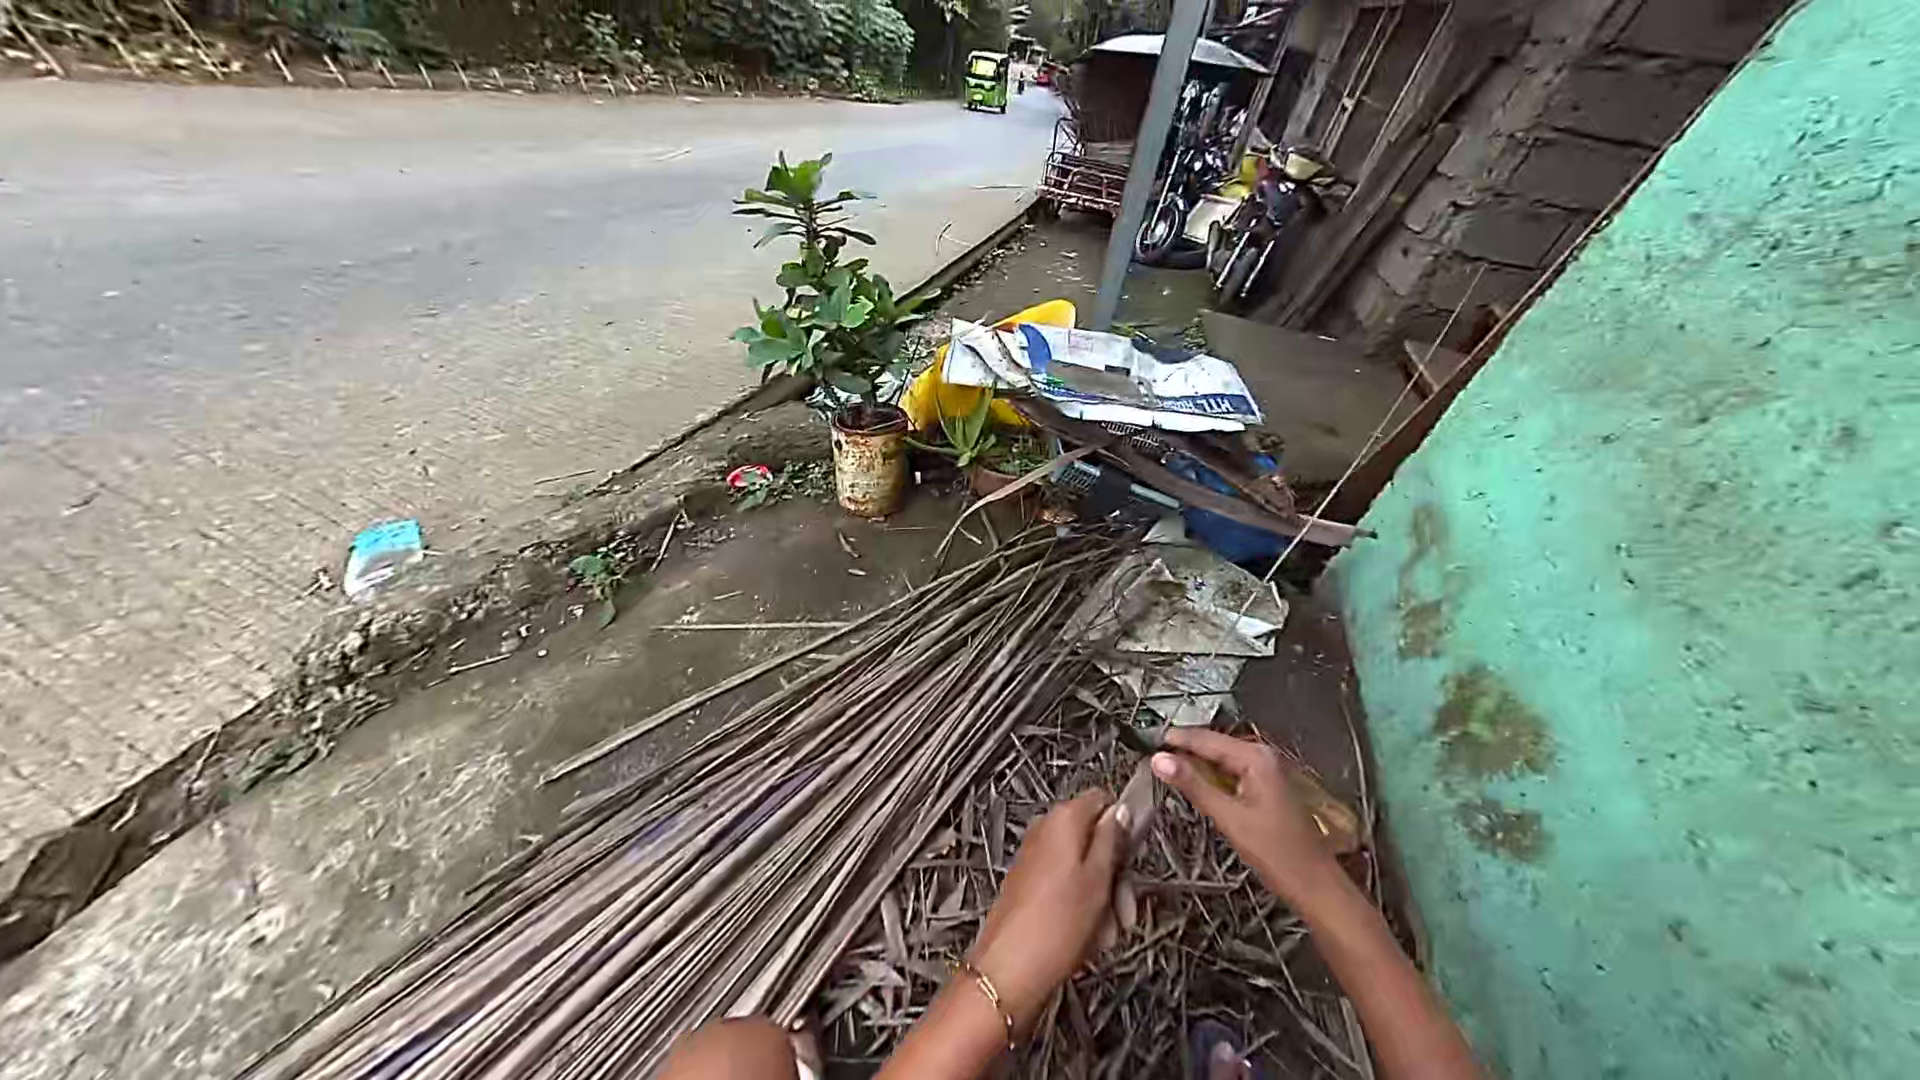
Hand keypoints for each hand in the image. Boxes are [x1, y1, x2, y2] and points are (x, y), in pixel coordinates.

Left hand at [968, 790, 1126, 1028]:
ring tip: (1107, 930)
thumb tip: (1120, 811)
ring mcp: (1036, 855)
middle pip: (1094, 839)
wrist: (1012, 967)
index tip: (1135, 854)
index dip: (1124, 827)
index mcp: (1063, 819)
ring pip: (1083, 866)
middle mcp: (1045, 829)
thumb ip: (1112, 839)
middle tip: (1123, 906)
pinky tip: (1089, 935)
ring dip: (1102, 897)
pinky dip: (1082, 906)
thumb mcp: (1098, 878)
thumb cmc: (1052, 924)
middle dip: (1115, 874)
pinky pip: (1066, 885)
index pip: (1102, 800)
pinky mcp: (1030, 882)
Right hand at [1152, 728, 1340, 906]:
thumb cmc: (1277, 854)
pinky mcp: (1265, 786)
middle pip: (1212, 745)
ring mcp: (1266, 770)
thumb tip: (1158, 759)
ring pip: (1220, 759)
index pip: (1204, 739)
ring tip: (1165, 769)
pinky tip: (1195, 785)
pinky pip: (1230, 771)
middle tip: (1151, 757)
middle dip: (1182, 750)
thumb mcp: (1228, 817)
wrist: (1317, 887)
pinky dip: (1210, 776)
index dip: (1173, 740)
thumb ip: (1192, 784)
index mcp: (1255, 757)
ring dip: (1195, 763)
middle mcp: (1262, 756)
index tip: (1145, 742)